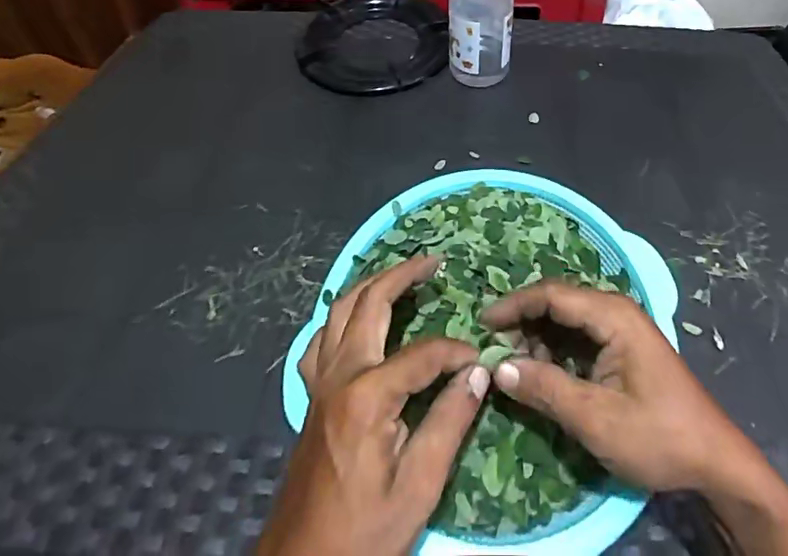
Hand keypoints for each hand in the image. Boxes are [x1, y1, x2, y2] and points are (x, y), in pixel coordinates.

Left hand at [258, 256, 490, 555]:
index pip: (422, 354)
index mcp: (367, 394)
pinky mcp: (310, 390)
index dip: (456, 353)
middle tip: (433, 261)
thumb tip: (478, 374)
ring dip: (370, 284)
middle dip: (402, 276)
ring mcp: (318, 377)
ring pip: (340, 309)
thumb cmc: (365, 528)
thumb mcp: (419, 486)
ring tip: (400, 273)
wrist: (304, 555)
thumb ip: (449, 423)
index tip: (482, 361)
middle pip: (369, 304)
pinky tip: (355, 318)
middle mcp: (338, 372)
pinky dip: (341, 316)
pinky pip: (321, 337)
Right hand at [480, 279, 755, 493]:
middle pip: (554, 302)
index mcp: (612, 316)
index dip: (512, 306)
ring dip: (535, 339)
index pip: (549, 294)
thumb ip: (545, 389)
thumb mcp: (597, 419)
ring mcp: (619, 328)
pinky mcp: (620, 347)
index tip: (482, 326)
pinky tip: (542, 374)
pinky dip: (553, 350)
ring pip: (562, 319)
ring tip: (516, 368)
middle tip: (496, 352)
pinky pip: (575, 336)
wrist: (719, 467)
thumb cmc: (660, 438)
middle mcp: (614, 311)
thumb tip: (498, 368)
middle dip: (522, 324)